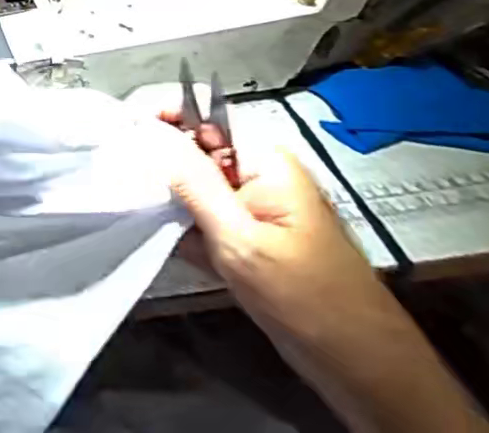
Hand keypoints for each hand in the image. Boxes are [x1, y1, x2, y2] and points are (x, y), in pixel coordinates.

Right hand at [165, 127, 488, 432]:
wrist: (364, 370)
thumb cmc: (307, 300)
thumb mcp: (240, 240)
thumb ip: (192, 183)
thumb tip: (151, 133)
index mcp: (265, 160)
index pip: (204, 118)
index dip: (163, 117)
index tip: (124, 131)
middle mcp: (261, 174)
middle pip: (198, 153)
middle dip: (167, 169)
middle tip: (135, 188)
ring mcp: (258, 207)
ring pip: (199, 190)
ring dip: (178, 207)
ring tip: (160, 224)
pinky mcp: (255, 237)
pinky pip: (211, 220)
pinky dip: (193, 233)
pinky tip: (186, 252)